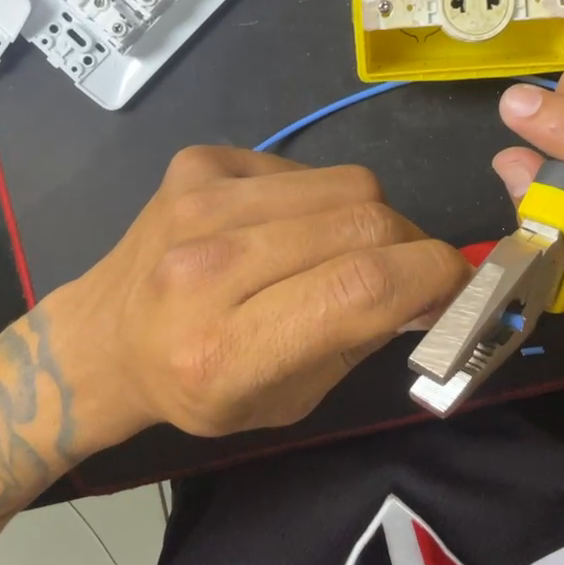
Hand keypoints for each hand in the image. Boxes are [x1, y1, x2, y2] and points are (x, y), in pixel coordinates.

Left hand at [42, 147, 468, 439]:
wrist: (108, 337)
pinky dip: (318, 197)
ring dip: (369, 218)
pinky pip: (301, 166)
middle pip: (361, 222)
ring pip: (342, 184)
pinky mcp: (197, 163)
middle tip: (408, 270)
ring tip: (346, 247)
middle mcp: (206, 267)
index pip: (360, 286)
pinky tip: (288, 227)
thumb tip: (433, 282)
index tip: (455, 284)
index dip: (431, 276)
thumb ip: (362, 338)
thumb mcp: (289, 401)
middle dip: (410, 245)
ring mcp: (197, 203)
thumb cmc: (201, 388)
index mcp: (227, 349)